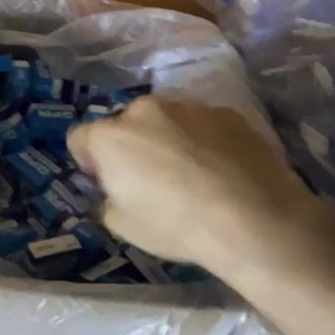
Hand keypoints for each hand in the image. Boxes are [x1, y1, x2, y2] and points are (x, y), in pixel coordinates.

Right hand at [66, 98, 324, 267]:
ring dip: (168, 138)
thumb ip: (108, 202)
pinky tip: (222, 170)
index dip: (87, 160)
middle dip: (131, 144)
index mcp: (110, 137)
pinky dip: (205, 140)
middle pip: (125, 123)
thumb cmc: (175, 225)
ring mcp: (191, 108)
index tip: (104, 181)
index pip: (79, 138)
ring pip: (167, 120)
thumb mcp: (122, 226)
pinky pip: (204, 124)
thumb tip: (115, 196)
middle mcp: (145, 111)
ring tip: (191, 172)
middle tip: (148, 176)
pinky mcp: (231, 114)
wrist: (255, 221)